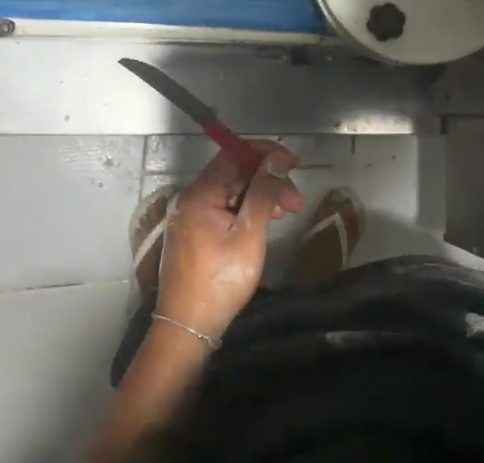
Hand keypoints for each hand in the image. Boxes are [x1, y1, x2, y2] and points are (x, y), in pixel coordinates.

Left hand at [155, 140, 304, 338]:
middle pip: (234, 172)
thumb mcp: (249, 235)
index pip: (233, 153)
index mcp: (200, 195)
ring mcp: (190, 217)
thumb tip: (278, 159)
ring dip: (261, 195)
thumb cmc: (220, 281)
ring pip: (232, 191)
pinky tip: (266, 221)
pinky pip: (224, 207)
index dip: (265, 153)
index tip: (293, 164)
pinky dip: (247, 209)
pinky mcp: (194, 233)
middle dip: (268, 179)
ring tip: (287, 213)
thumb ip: (264, 192)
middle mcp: (191, 199)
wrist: (187, 329)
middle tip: (296, 201)